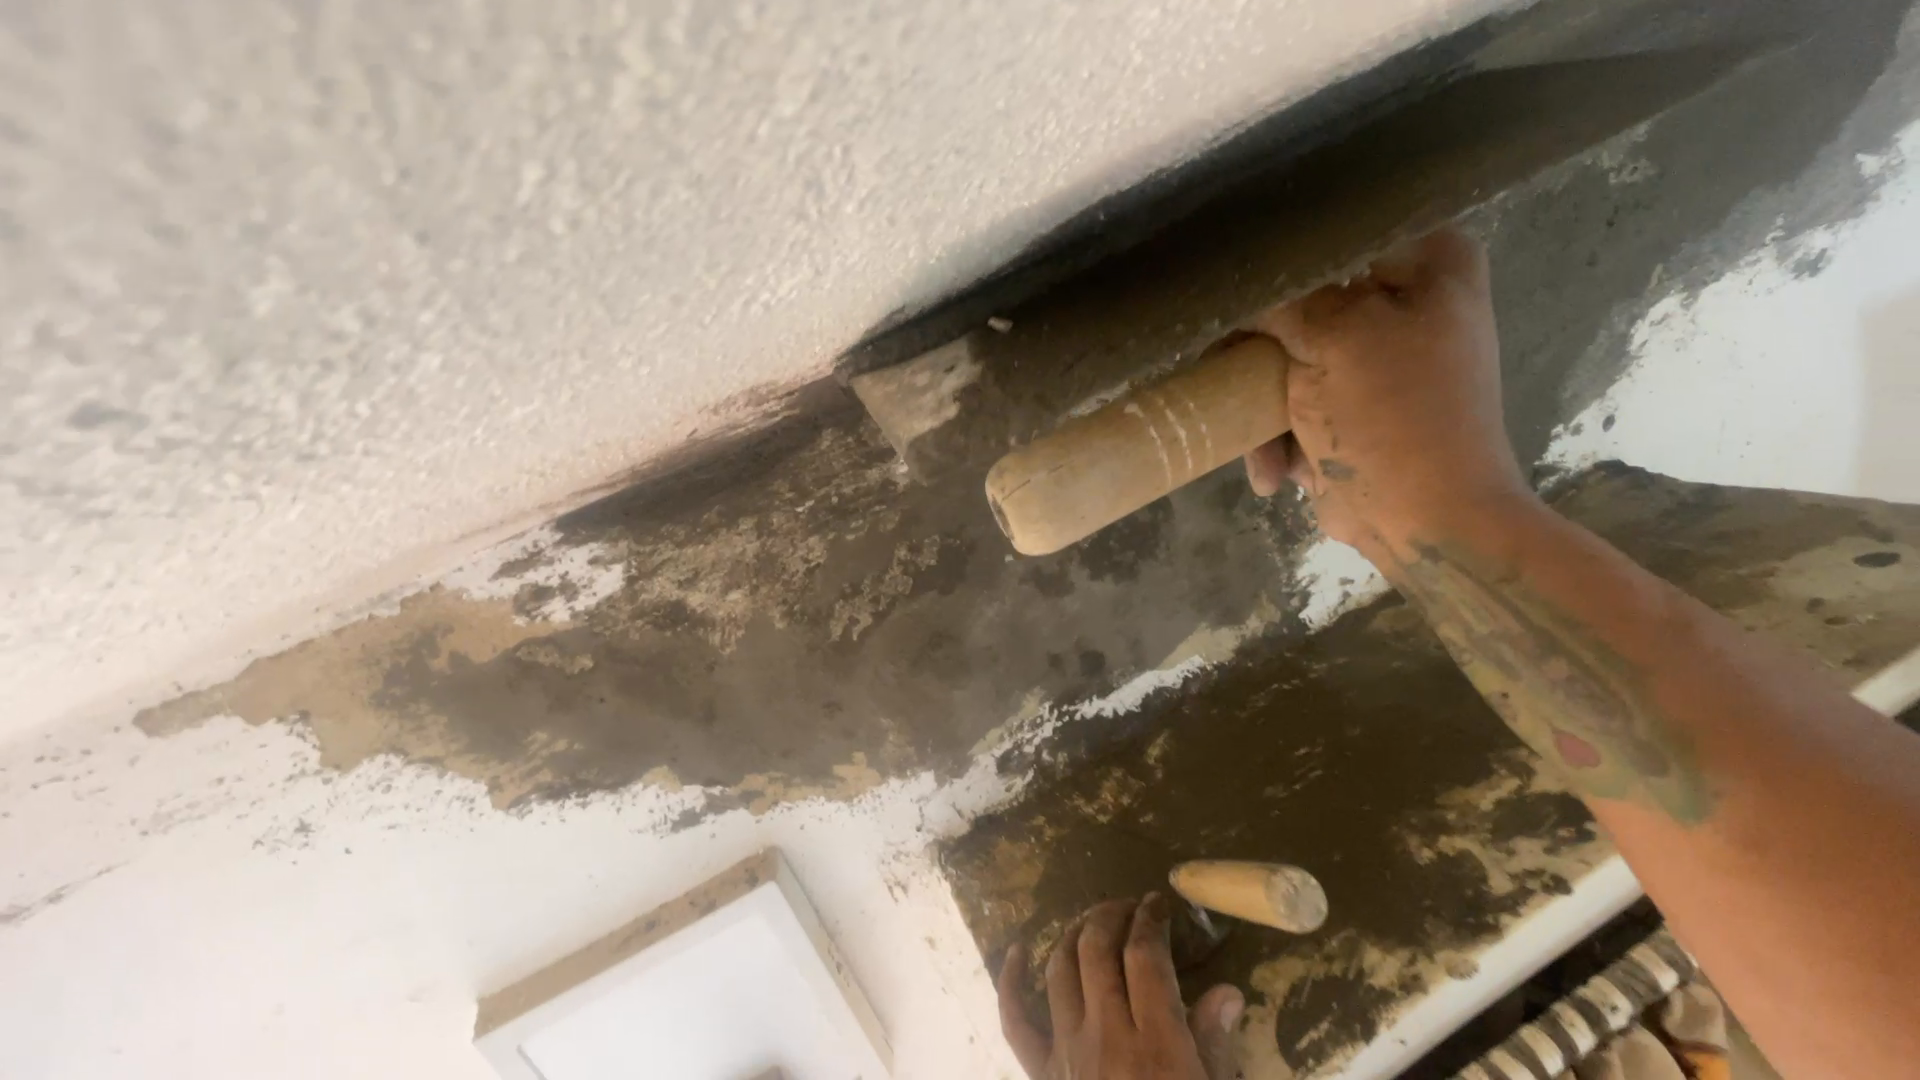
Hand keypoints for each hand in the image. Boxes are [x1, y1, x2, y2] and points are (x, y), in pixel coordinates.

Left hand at [997, 895, 1244, 1079]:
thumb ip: (1217, 1047)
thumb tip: (1227, 991)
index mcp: (1156, 1044)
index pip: (1146, 957)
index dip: (1152, 920)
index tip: (1160, 902)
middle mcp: (1105, 1036)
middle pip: (1098, 950)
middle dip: (1113, 914)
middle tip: (1131, 906)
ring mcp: (1067, 1052)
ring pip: (1060, 970)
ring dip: (1075, 934)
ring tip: (1093, 920)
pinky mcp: (1042, 1075)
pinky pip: (1015, 1020)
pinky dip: (1010, 980)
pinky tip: (1017, 950)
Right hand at [1242, 226, 1533, 550]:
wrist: (1425, 522)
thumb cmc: (1395, 418)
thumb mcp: (1335, 338)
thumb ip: (1282, 299)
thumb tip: (1236, 281)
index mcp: (1428, 264)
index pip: (1330, 239)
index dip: (1273, 266)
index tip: (1227, 294)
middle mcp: (1405, 302)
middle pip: (1300, 304)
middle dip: (1261, 356)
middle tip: (1224, 379)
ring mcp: (1375, 359)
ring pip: (1285, 358)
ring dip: (1265, 411)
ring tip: (1266, 459)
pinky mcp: (1351, 406)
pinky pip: (1292, 402)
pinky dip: (1280, 439)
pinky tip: (1280, 474)